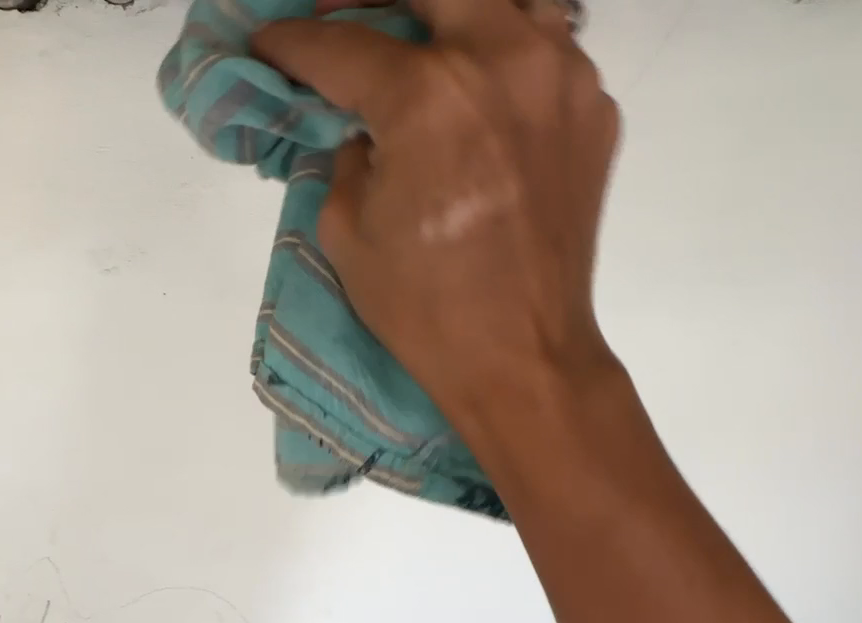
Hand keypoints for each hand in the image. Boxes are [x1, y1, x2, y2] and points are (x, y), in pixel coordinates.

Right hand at [254, 0, 620, 429]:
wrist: (518, 350)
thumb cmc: (420, 305)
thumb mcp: (346, 233)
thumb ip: (345, 159)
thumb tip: (362, 129)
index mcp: (428, 96)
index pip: (342, 46)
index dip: (293, 45)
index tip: (267, 45)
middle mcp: (503, 58)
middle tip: (342, 17)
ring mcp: (562, 74)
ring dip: (454, 10)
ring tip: (423, 40)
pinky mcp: (594, 105)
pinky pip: (548, 44)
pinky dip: (504, 51)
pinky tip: (477, 87)